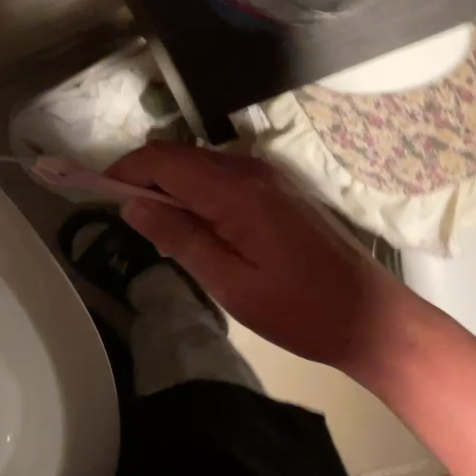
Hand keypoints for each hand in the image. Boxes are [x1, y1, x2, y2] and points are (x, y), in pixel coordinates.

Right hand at [106, 138, 418, 373]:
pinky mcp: (274, 185)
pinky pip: (217, 171)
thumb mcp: (231, 285)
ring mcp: (264, 174)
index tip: (98, 193)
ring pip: (195, 161)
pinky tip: (193, 221)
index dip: (124, 171)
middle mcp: (247, 169)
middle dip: (141, 175)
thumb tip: (132, 206)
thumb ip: (179, 239)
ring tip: (156, 223)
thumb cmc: (302, 310)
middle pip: (175, 154)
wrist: (376, 320)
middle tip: (124, 213)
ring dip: (167, 181)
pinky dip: (192, 186)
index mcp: (234, 191)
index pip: (161, 161)